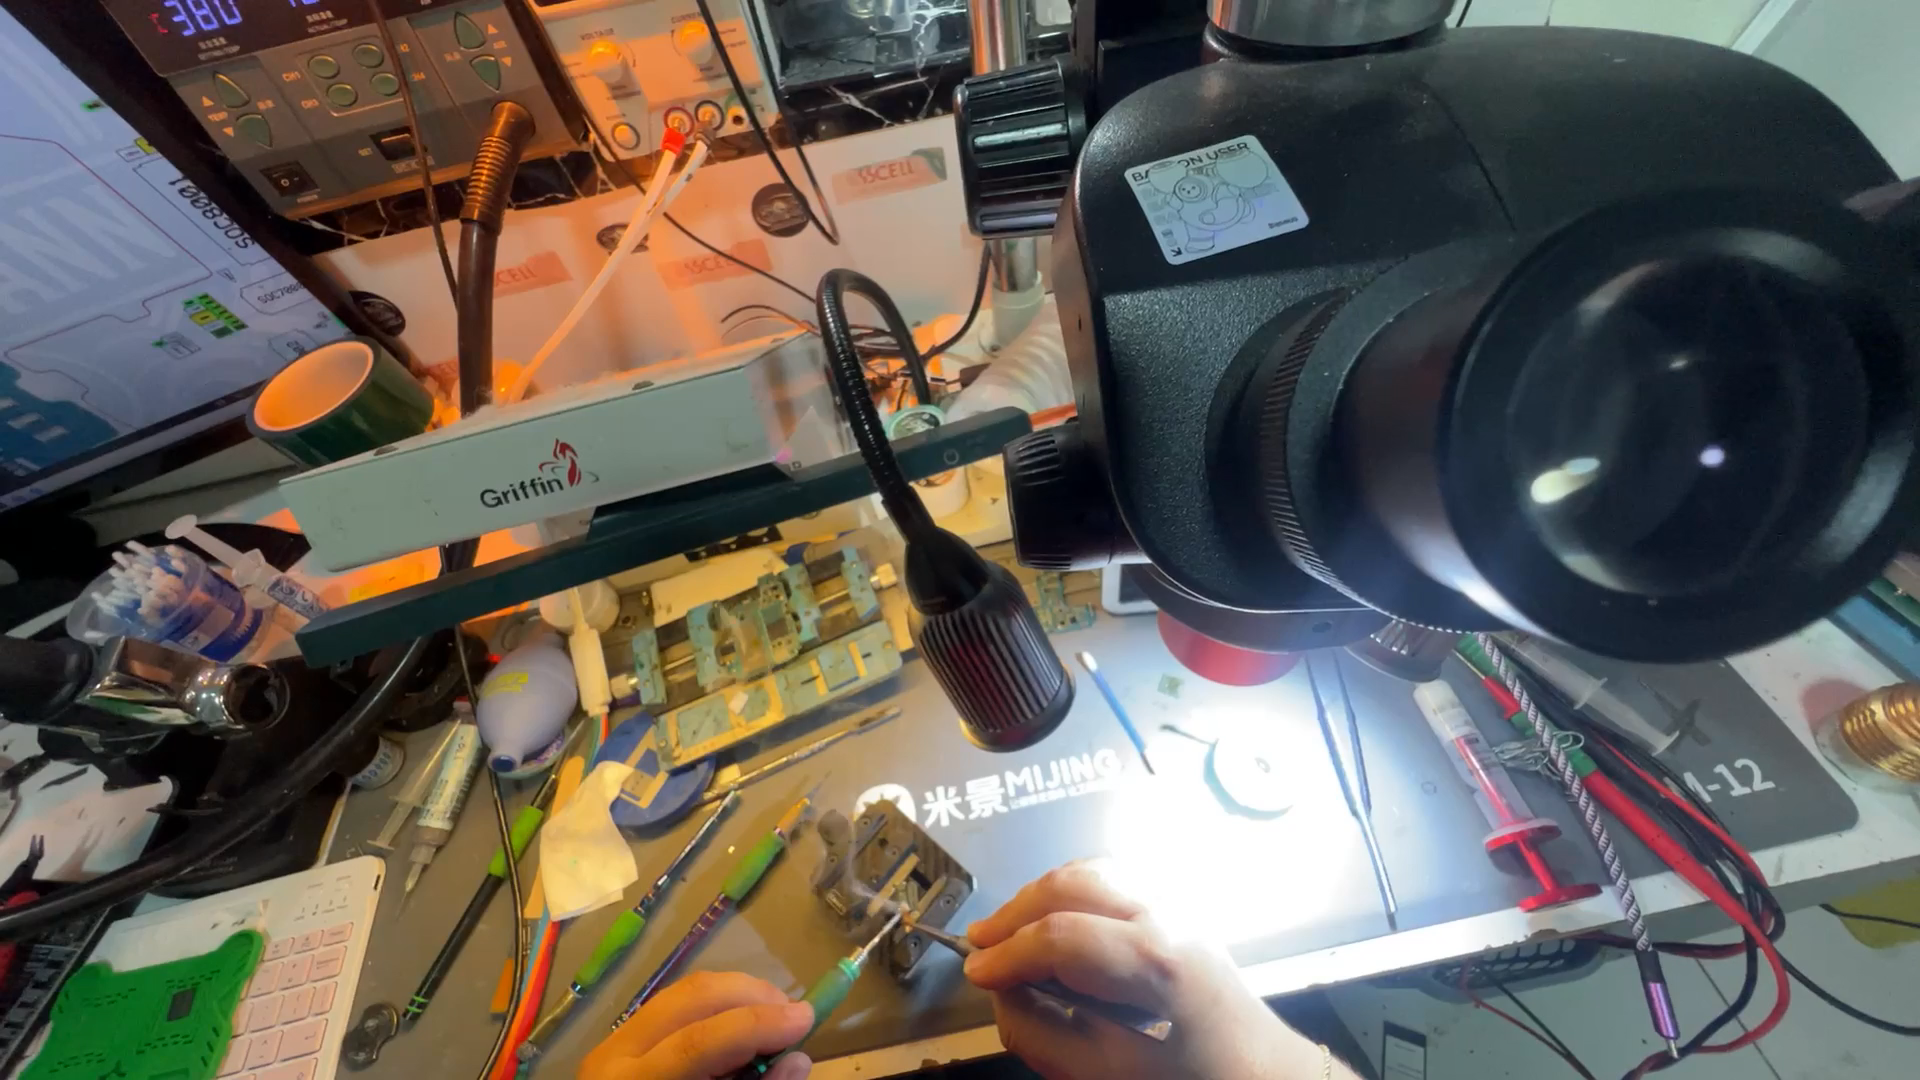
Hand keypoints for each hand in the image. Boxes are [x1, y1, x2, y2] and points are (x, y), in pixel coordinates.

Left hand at [578, 971, 813, 1079]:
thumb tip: (798, 1061)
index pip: (696, 1044)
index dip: (757, 1027)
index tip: (806, 1020)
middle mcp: (612, 1061)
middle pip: (692, 999)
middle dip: (752, 996)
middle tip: (793, 1013)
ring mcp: (613, 1045)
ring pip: (686, 991)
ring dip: (739, 994)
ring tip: (775, 1013)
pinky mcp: (622, 1041)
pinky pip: (680, 1004)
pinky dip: (719, 1005)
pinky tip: (743, 1020)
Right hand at [963, 862, 1349, 1079]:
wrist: (1269, 1074)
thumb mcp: (1115, 1078)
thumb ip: (1048, 1038)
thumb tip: (1004, 994)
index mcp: (1155, 959)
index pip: (1062, 937)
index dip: (1010, 953)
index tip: (974, 972)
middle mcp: (1164, 912)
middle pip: (1073, 885)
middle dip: (1018, 910)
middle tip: (981, 940)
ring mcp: (1174, 900)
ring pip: (1091, 869)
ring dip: (1042, 893)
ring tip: (1009, 924)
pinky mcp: (1175, 902)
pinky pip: (1113, 875)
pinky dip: (1072, 887)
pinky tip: (1055, 911)